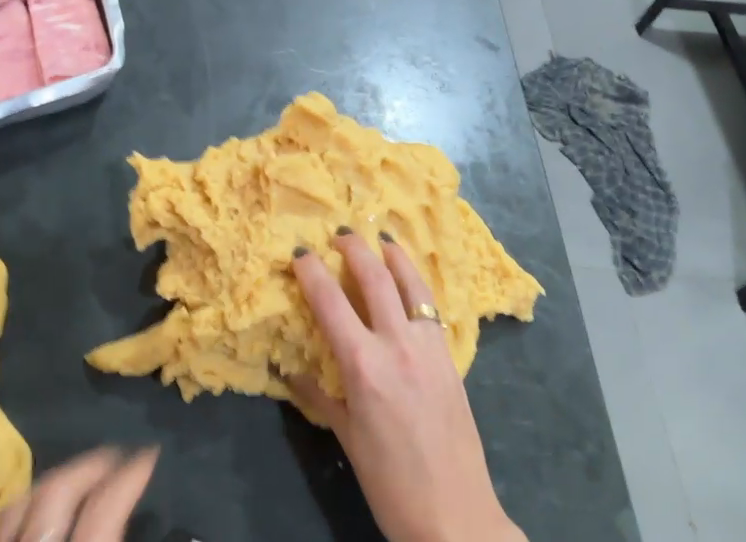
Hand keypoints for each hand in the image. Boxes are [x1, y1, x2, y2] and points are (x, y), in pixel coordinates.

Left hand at [0, 446, 159, 541]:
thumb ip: (123, 534)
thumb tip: (152, 519)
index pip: (104, 508)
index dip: (130, 475)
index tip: (151, 452)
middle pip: (58, 491)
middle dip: (93, 463)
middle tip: (121, 452)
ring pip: (24, 500)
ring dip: (57, 478)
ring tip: (84, 470)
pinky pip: (1, 525)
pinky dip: (25, 505)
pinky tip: (40, 504)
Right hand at [291, 231, 524, 541]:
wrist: (455, 515)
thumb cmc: (389, 482)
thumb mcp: (346, 438)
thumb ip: (319, 395)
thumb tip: (290, 370)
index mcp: (363, 366)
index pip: (330, 301)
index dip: (311, 271)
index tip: (299, 252)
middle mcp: (397, 345)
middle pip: (374, 278)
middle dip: (354, 249)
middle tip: (340, 233)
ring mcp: (430, 349)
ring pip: (412, 284)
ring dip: (394, 255)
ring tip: (382, 237)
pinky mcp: (450, 358)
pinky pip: (431, 308)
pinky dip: (417, 285)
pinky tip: (411, 281)